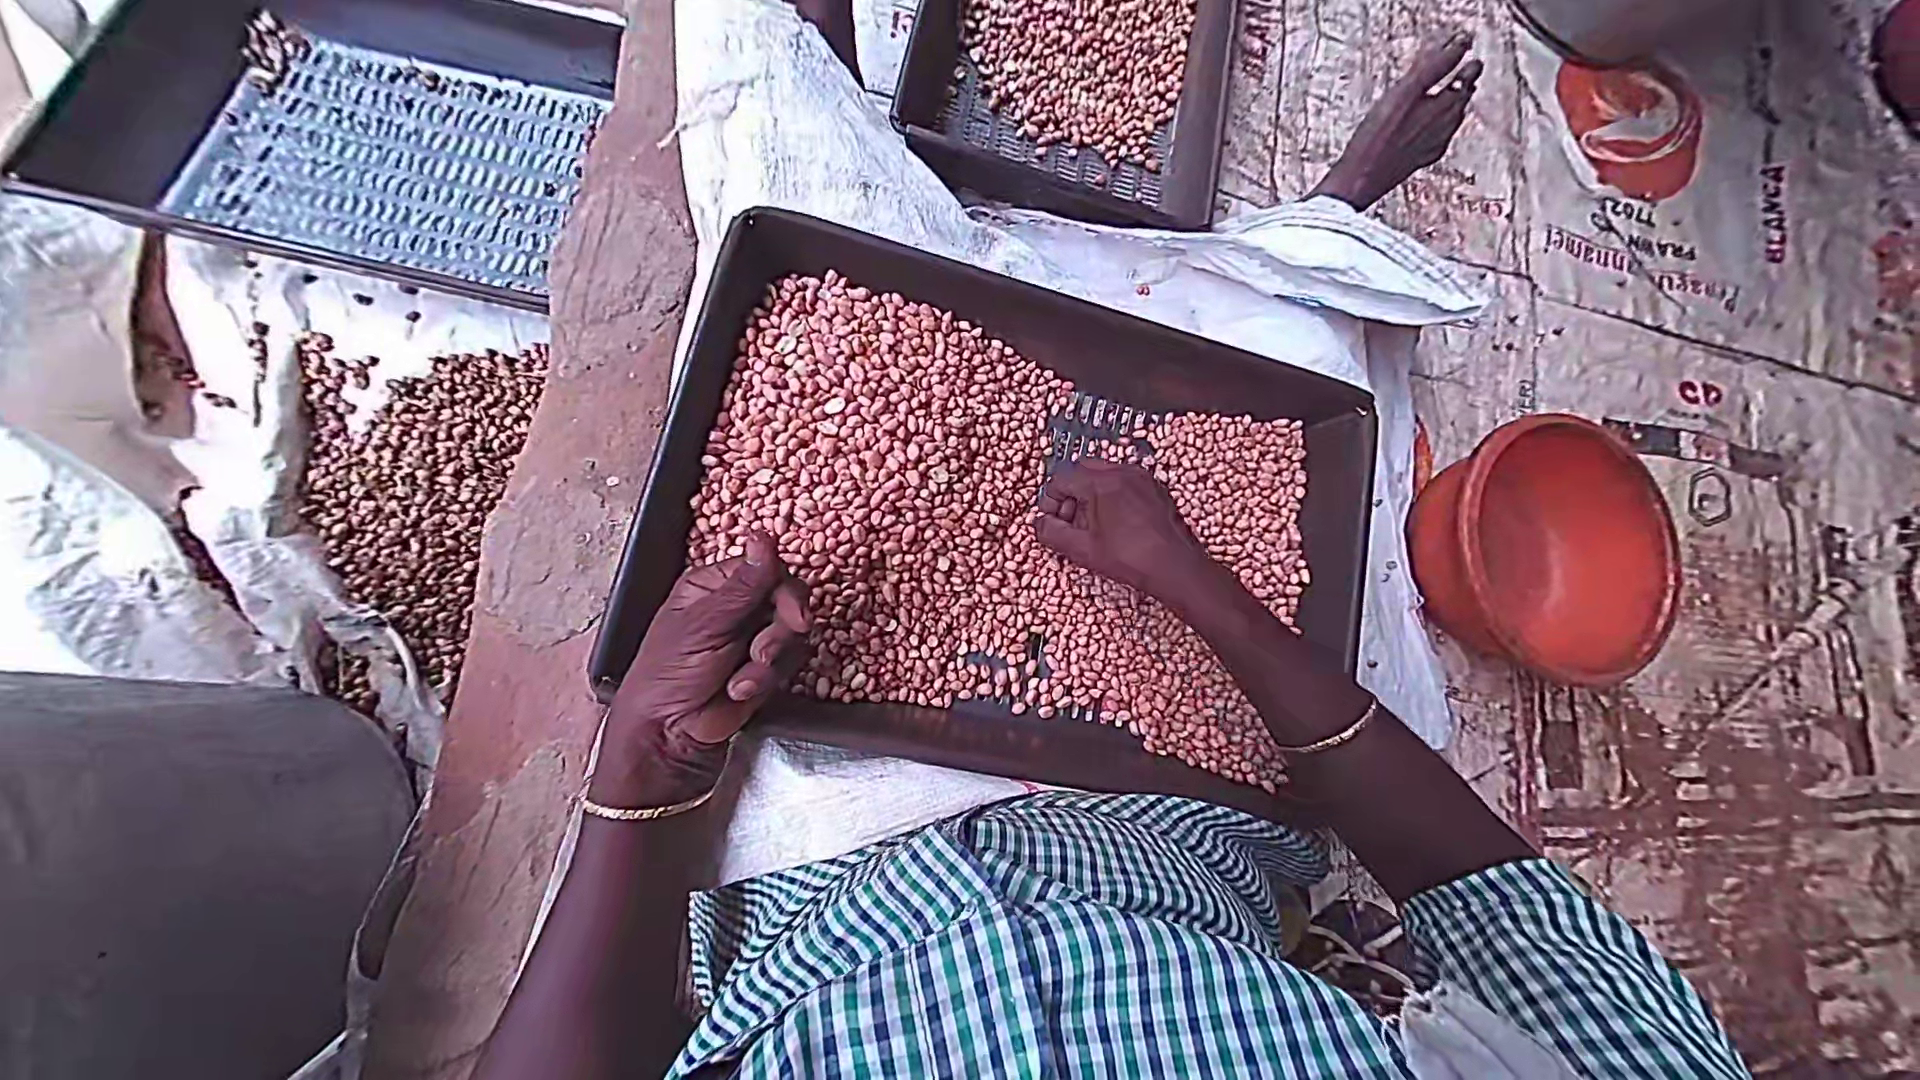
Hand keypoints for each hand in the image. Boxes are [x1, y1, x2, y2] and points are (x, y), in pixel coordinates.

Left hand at [594, 532, 810, 808]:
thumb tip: (762, 538)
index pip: (765, 568)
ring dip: (769, 659)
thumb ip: (743, 585)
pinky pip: (789, 660)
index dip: (783, 589)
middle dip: (779, 630)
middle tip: (763, 652)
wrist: (667, 737)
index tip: (793, 613)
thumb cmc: (667, 676)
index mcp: (713, 585)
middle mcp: (737, 606)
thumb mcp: (704, 625)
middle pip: (787, 598)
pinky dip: (768, 678)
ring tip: (742, 677)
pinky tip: (740, 689)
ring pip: (791, 631)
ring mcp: (752, 635)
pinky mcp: (765, 665)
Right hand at [1034, 458, 1212, 600]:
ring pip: (1104, 475)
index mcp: (1102, 483)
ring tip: (1091, 526)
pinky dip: (1112, 497)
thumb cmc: (1133, 559)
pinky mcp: (1156, 490)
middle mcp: (1124, 473)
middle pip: (1083, 471)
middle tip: (1069, 521)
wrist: (1176, 568)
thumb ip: (1052, 533)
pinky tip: (1114, 526)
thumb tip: (1040, 524)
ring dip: (1090, 495)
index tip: (1051, 520)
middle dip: (1070, 494)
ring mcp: (1143, 479)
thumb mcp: (1082, 550)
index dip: (1050, 501)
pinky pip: (1125, 483)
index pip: (1062, 479)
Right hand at [1308, 29, 1482, 210]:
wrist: (1356, 183)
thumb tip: (1460, 43)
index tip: (1460, 51)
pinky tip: (1418, 131)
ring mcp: (1431, 148)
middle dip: (1457, 85)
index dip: (1464, 60)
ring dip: (1444, 108)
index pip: (1468, 74)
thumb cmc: (1376, 141)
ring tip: (1437, 101)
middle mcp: (1446, 128)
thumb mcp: (1406, 92)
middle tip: (1454, 74)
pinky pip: (1431, 140)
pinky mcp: (1415, 164)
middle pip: (1460, 99)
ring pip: (1447, 120)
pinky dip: (1429, 130)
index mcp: (1448, 106)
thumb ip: (1437, 65)